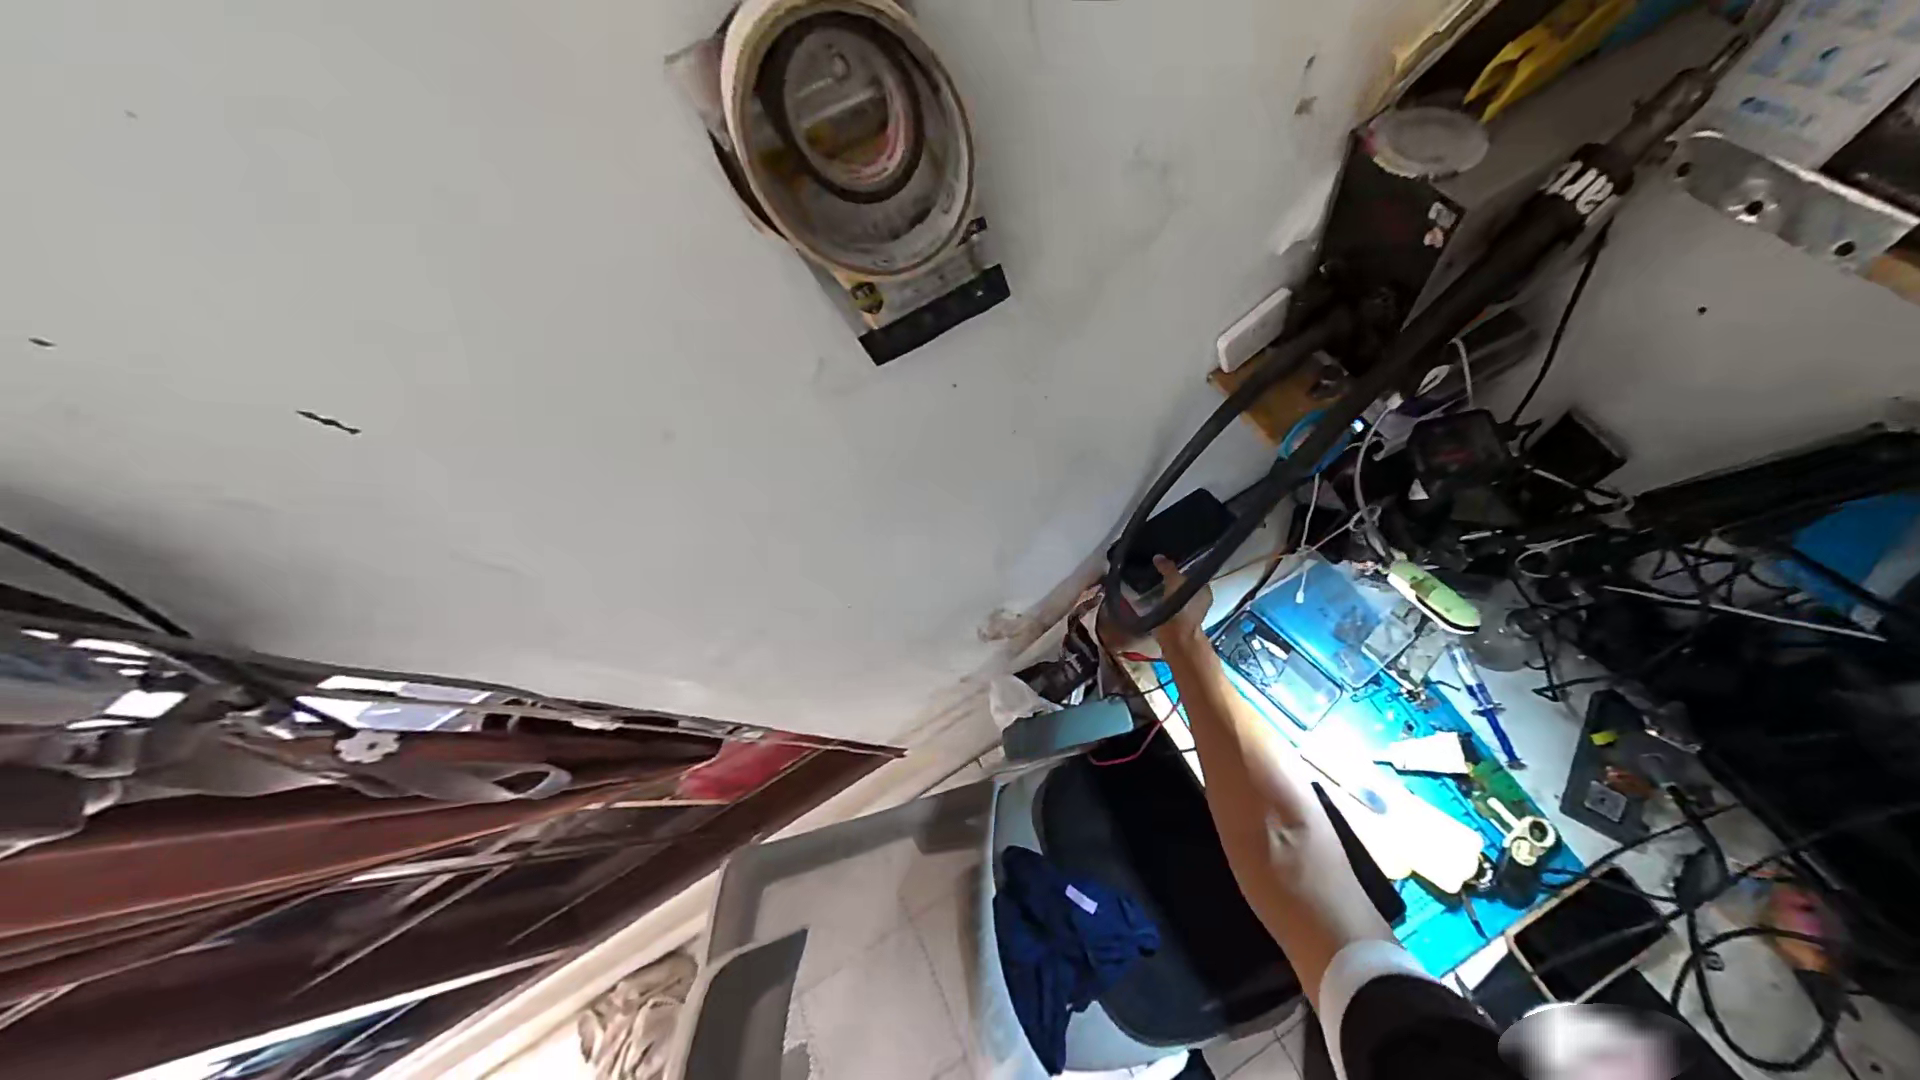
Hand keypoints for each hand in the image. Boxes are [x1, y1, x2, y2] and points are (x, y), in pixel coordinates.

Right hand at [1151, 555, 1212, 653]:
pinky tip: (1152, 599)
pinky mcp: (1178, 622)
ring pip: (1177, 596)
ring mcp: (1189, 613)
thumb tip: (1159, 557)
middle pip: (1185, 585)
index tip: (1168, 563)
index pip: (1195, 573)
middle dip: (1172, 580)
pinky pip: (1169, 607)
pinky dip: (1162, 603)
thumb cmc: (1181, 608)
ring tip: (1152, 584)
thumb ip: (1168, 568)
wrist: (1176, 638)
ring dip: (1166, 592)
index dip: (1182, 567)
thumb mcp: (1174, 582)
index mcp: (1205, 590)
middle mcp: (1201, 601)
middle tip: (1157, 572)